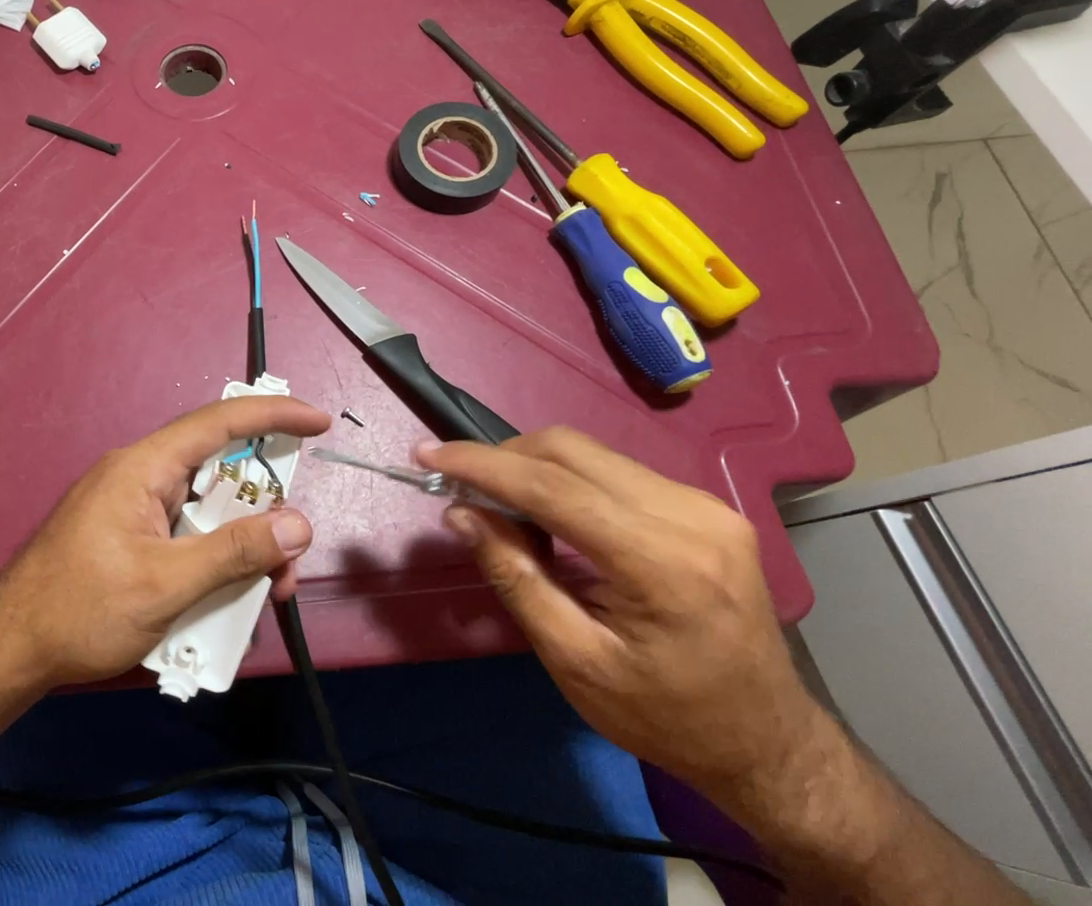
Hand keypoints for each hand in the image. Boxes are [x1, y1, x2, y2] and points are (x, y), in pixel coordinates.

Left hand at [0, 396, 330, 746]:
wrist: (10, 652)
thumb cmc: (81, 611)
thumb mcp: (166, 584)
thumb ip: (234, 552)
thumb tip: (298, 524)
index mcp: (142, 469)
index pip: (217, 424)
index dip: (272, 416)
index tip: (318, 421)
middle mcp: (139, 480)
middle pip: (219, 478)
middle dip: (262, 518)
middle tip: (289, 568)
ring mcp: (131, 512)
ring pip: (206, 517)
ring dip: (240, 552)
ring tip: (263, 599)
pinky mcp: (128, 542)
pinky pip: (185, 541)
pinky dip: (212, 566)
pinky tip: (224, 607)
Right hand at [417, 428, 830, 800]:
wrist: (765, 742)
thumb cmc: (663, 715)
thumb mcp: (573, 659)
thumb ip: (516, 577)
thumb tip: (461, 514)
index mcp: (661, 561)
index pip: (552, 486)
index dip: (482, 465)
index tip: (427, 453)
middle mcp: (690, 515)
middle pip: (572, 451)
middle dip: (503, 457)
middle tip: (458, 486)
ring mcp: (706, 506)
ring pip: (593, 454)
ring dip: (532, 467)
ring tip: (496, 505)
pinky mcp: (706, 509)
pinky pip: (616, 472)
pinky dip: (567, 481)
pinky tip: (546, 514)